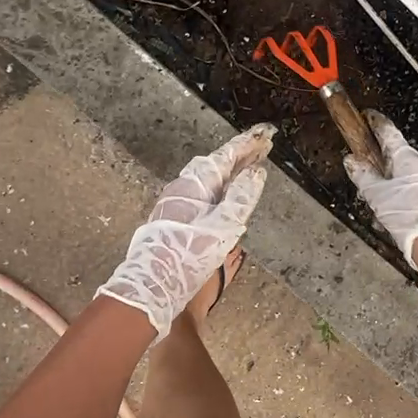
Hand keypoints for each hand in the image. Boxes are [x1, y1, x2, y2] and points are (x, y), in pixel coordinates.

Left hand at [96, 124, 274, 339]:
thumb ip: (241, 197)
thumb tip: (256, 171)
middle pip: (217, 164)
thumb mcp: (223, 225)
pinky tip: (226, 193)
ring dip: (231, 169)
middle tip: (263, 146)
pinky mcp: (174, 216)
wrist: (151, 284)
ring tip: (250, 164)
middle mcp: (183, 186)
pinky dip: (220, 185)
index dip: (248, 144)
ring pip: (208, 177)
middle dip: (241, 154)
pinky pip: (203, 190)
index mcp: (196, 183)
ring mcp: (176, 201)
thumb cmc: (188, 255)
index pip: (226, 155)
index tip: (266, 133)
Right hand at [343, 111, 417, 272]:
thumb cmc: (409, 218)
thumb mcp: (379, 198)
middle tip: (371, 173)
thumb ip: (365, 178)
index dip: (378, 125)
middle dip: (386, 163)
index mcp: (409, 161)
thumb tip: (351, 160)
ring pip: (413, 178)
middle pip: (402, 158)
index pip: (390, 135)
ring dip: (399, 184)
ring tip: (386, 205)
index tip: (370, 116)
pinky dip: (411, 198)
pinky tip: (404, 215)